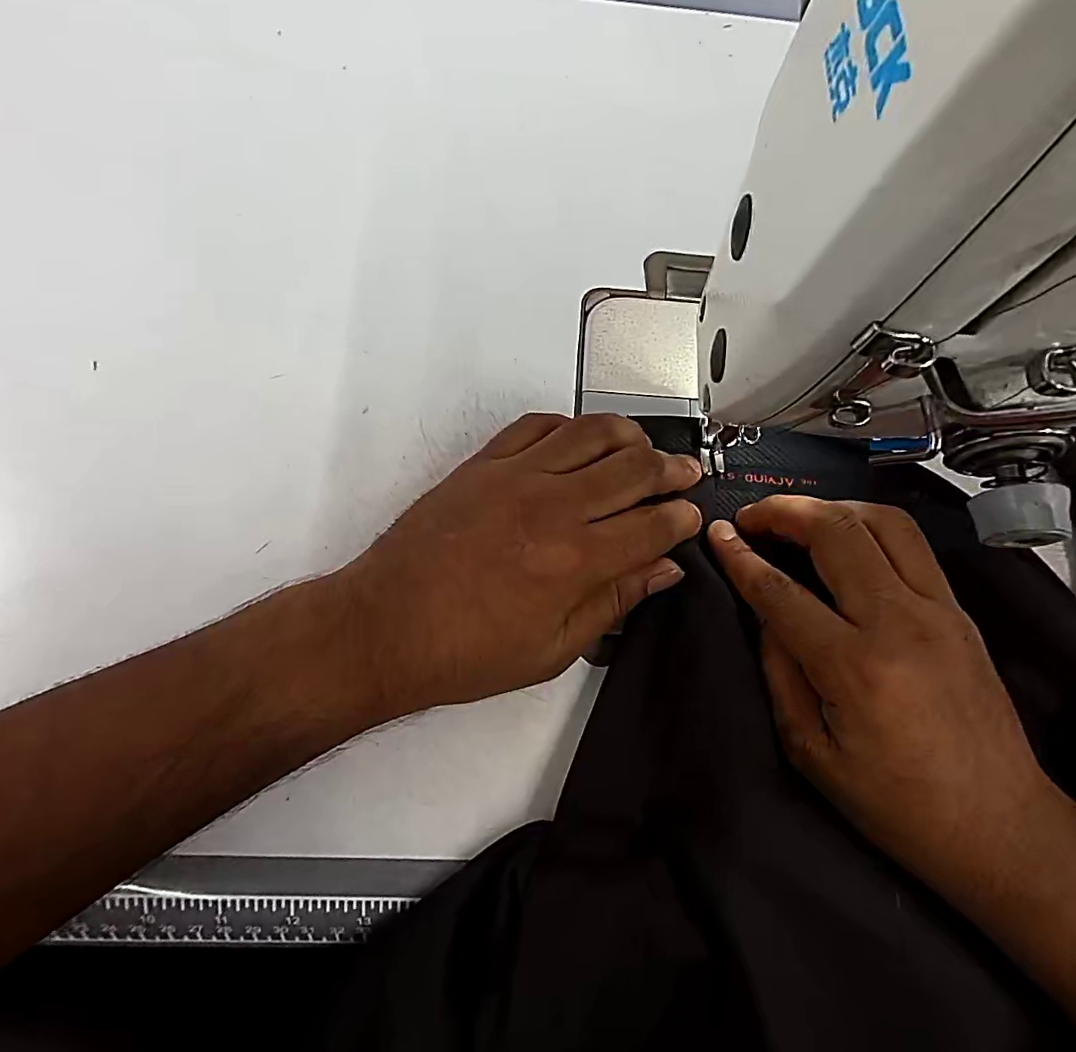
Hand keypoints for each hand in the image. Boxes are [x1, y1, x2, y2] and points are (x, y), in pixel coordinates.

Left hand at [340, 413, 702, 716]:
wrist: (387, 626)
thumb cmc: (462, 650)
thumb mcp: (552, 649)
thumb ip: (612, 603)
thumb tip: (659, 572)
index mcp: (575, 561)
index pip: (653, 524)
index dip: (681, 518)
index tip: (689, 517)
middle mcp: (550, 508)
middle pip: (633, 467)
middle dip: (670, 469)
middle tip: (682, 474)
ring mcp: (513, 478)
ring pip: (591, 432)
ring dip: (628, 435)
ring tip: (642, 447)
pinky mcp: (480, 465)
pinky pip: (534, 426)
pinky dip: (566, 425)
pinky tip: (576, 439)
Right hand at [707, 497, 1069, 894]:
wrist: (1002, 827)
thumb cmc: (896, 804)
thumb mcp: (810, 750)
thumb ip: (780, 671)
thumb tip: (764, 614)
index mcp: (855, 667)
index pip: (781, 590)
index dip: (740, 558)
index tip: (717, 535)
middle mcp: (902, 624)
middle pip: (837, 533)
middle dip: (784, 512)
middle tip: (751, 517)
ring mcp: (941, 612)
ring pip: (884, 522)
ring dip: (830, 508)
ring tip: (795, 518)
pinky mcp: (961, 613)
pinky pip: (911, 545)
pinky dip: (867, 526)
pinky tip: (842, 539)